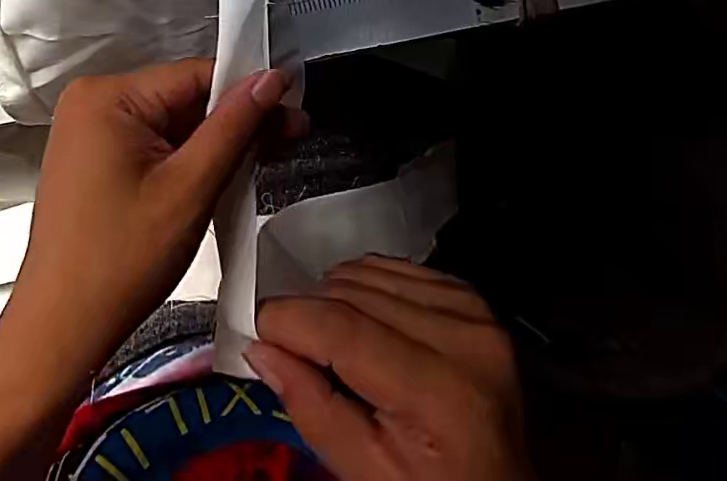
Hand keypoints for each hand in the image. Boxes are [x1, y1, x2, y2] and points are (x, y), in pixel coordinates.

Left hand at [9, 59, 297, 376]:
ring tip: (266, 155)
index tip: (291, 105)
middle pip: (184, 98)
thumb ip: (235, 126)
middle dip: (236, 120)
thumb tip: (271, 79)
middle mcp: (92, 102)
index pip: (194, 76)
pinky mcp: (94, 157)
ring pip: (171, 123)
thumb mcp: (190, 187)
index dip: (248, 90)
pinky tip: (225, 169)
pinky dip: (188, 157)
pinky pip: (153, 142)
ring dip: (217, 141)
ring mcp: (90, 130)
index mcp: (107, 97)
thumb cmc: (120, 261)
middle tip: (290, 134)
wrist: (61, 328)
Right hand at [245, 257, 532, 480]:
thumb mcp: (368, 474)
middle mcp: (463, 335)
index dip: (286, 321)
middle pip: (350, 293)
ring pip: (364, 272)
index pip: (342, 329)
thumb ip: (311, 406)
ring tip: (330, 341)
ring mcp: (471, 310)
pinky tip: (361, 319)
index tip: (255, 331)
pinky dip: (362, 285)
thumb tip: (259, 346)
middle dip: (305, 314)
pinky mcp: (468, 295)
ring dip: (332, 298)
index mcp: (442, 392)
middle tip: (290, 347)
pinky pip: (390, 267)